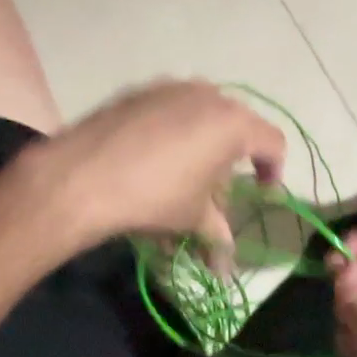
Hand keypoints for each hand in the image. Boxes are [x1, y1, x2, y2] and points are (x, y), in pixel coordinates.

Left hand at [18, 81, 286, 256]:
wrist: (83, 176)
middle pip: (234, 128)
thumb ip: (216, 236)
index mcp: (233, 123)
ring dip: (199, 150)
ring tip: (179, 184)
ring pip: (198, 118)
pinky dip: (170, 138)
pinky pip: (167, 114)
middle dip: (229, 164)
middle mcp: (207, 95)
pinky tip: (149, 167)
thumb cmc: (154, 197)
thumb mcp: (192, 220)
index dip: (272, 172)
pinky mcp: (136, 92)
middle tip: (214, 197)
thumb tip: (225, 268)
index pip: (272, 143)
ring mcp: (169, 87)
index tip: (261, 195)